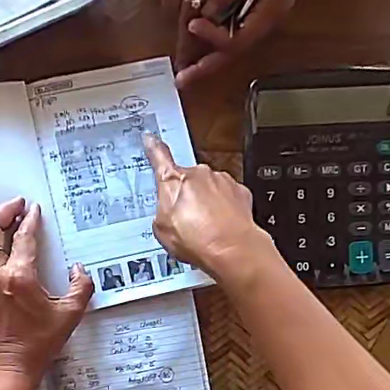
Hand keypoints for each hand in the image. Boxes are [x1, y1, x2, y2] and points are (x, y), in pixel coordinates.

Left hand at [0, 197, 93, 382]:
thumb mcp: (70, 314)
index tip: (35, 210)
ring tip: (1, 224)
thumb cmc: (40, 342)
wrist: (13, 365)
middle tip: (16, 206)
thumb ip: (81, 286)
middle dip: (3, 212)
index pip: (22, 236)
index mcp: (19, 276)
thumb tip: (78, 269)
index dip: (30, 219)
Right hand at [143, 134, 276, 285]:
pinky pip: (226, 196)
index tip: (150, 139)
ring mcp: (220, 180)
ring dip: (205, 204)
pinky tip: (220, 226)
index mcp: (174, 180)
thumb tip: (165, 210)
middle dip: (186, 196)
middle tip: (185, 220)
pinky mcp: (239, 191)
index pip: (159, 157)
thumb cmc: (197, 240)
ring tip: (204, 228)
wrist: (231, 249)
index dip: (153, 147)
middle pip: (187, 180)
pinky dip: (223, 209)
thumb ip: (161, 211)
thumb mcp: (162, 229)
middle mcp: (198, 174)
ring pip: (208, 188)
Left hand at [176, 0, 312, 89]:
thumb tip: (209, 10)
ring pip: (229, 48)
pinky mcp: (249, 11)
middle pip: (233, 53)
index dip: (214, 37)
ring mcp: (257, 18)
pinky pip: (228, 33)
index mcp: (273, 9)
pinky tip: (192, 47)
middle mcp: (265, 21)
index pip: (240, 38)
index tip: (193, 25)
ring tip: (182, 70)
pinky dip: (210, 43)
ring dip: (205, 60)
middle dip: (205, 67)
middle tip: (181, 79)